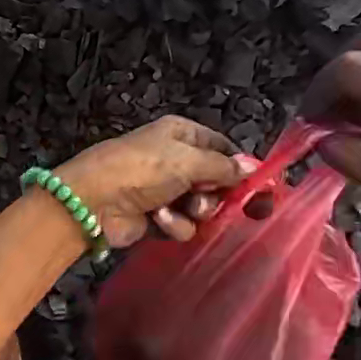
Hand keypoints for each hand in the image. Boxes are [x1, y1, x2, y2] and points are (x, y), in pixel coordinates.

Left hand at [54, 116, 248, 247]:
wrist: (93, 201)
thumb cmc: (141, 170)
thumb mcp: (187, 160)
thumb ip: (224, 167)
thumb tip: (254, 167)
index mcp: (182, 134)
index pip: (226, 150)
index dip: (245, 170)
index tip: (266, 192)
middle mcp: (175, 159)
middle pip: (219, 183)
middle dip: (219, 196)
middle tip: (223, 203)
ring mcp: (165, 189)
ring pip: (204, 208)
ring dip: (195, 212)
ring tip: (177, 207)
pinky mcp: (156, 217)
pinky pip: (183, 225)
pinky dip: (174, 224)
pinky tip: (157, 219)